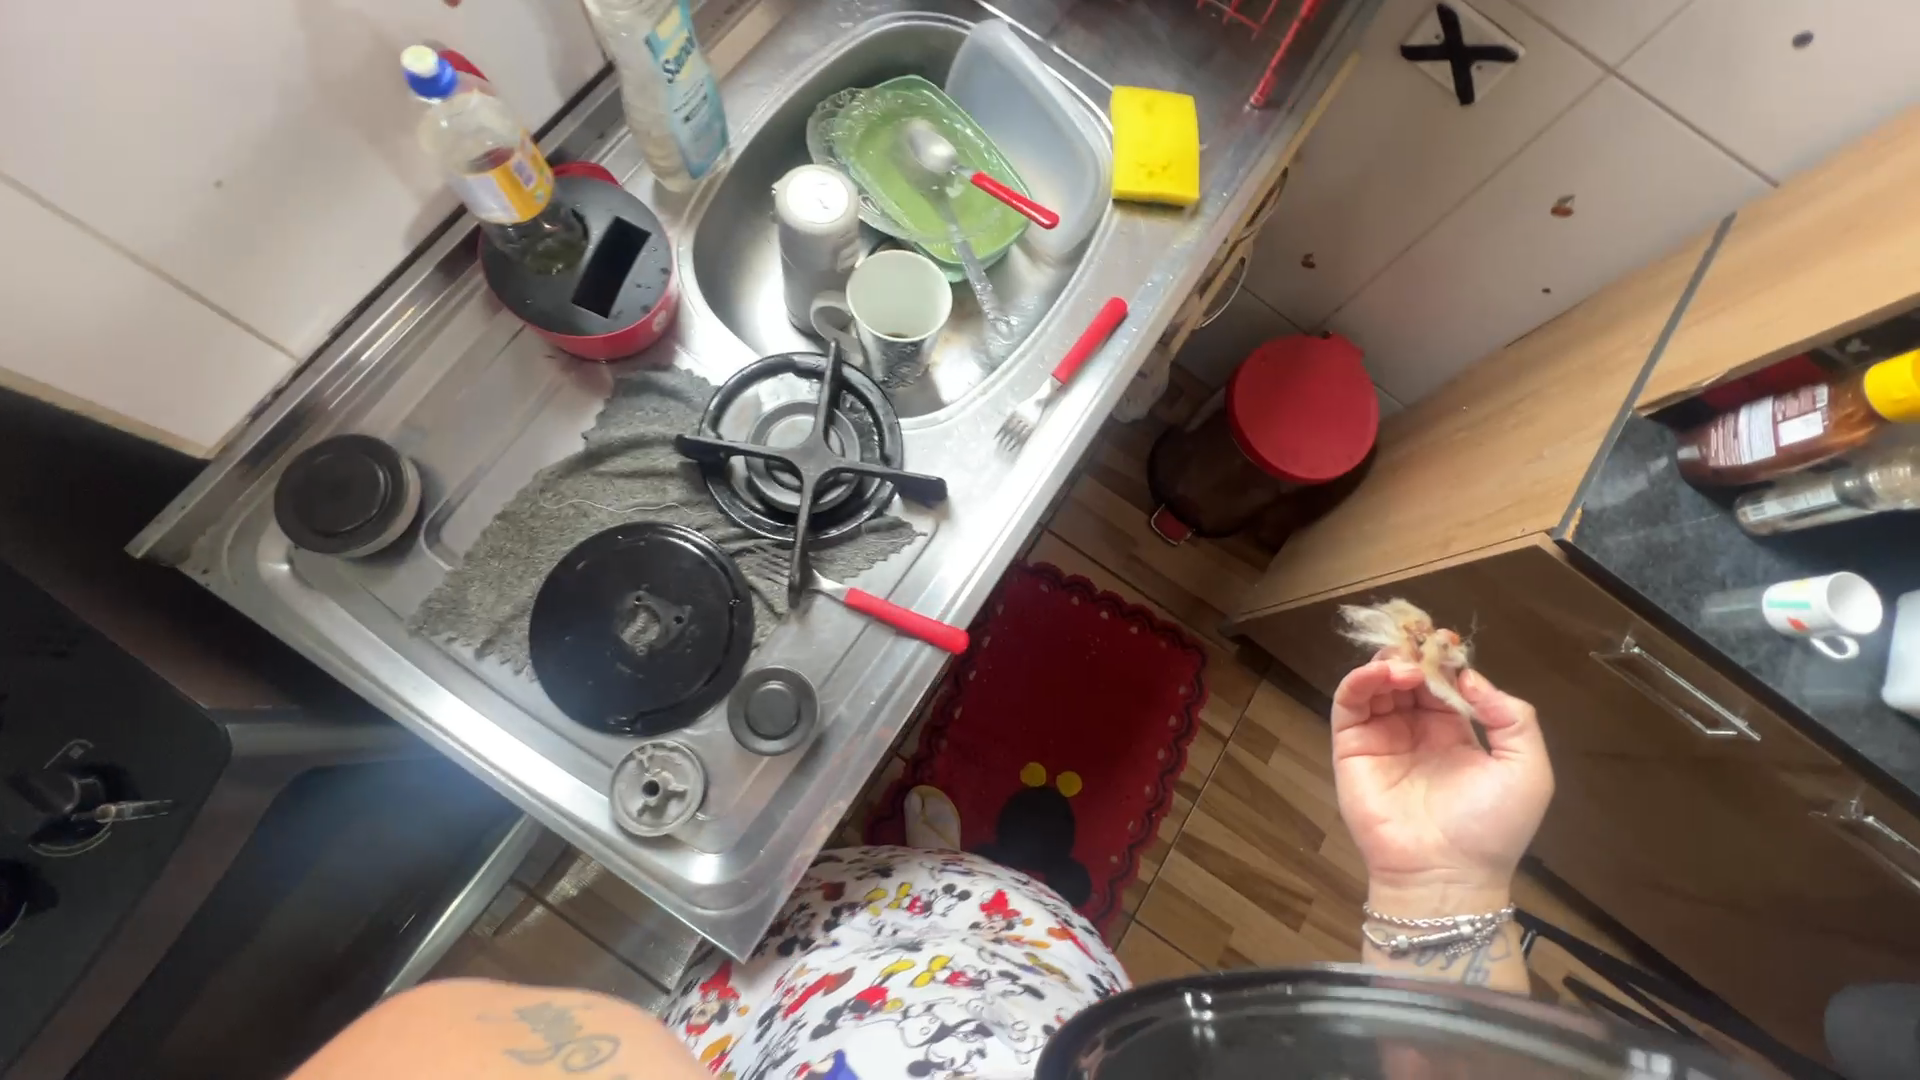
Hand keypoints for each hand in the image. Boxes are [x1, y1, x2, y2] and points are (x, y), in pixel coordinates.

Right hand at [1330, 660, 1553, 914]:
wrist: (1445, 870)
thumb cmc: (1489, 826)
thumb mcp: (1527, 771)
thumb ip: (1511, 719)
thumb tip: (1471, 677)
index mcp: (1453, 732)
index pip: (1442, 683)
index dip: (1444, 659)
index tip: (1446, 642)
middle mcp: (1413, 728)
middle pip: (1405, 675)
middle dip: (1412, 654)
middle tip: (1419, 642)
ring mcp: (1379, 735)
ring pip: (1374, 682)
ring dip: (1387, 663)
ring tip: (1406, 666)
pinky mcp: (1349, 744)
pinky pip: (1348, 702)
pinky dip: (1360, 679)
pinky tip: (1383, 675)